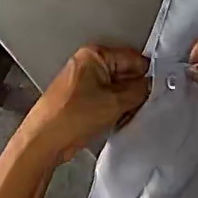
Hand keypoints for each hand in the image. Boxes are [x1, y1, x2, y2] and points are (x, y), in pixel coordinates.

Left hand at [20, 45, 151, 160]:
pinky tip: (113, 120)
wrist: (42, 143)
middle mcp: (87, 63)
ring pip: (116, 88)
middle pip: (125, 72)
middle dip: (134, 90)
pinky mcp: (80, 99)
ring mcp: (83, 81)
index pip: (133, 57)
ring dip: (124, 102)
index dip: (146, 74)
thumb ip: (141, 89)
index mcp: (94, 54)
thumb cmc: (69, 117)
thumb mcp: (116, 102)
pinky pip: (106, 99)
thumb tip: (151, 85)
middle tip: (138, 105)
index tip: (154, 89)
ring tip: (122, 115)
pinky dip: (113, 109)